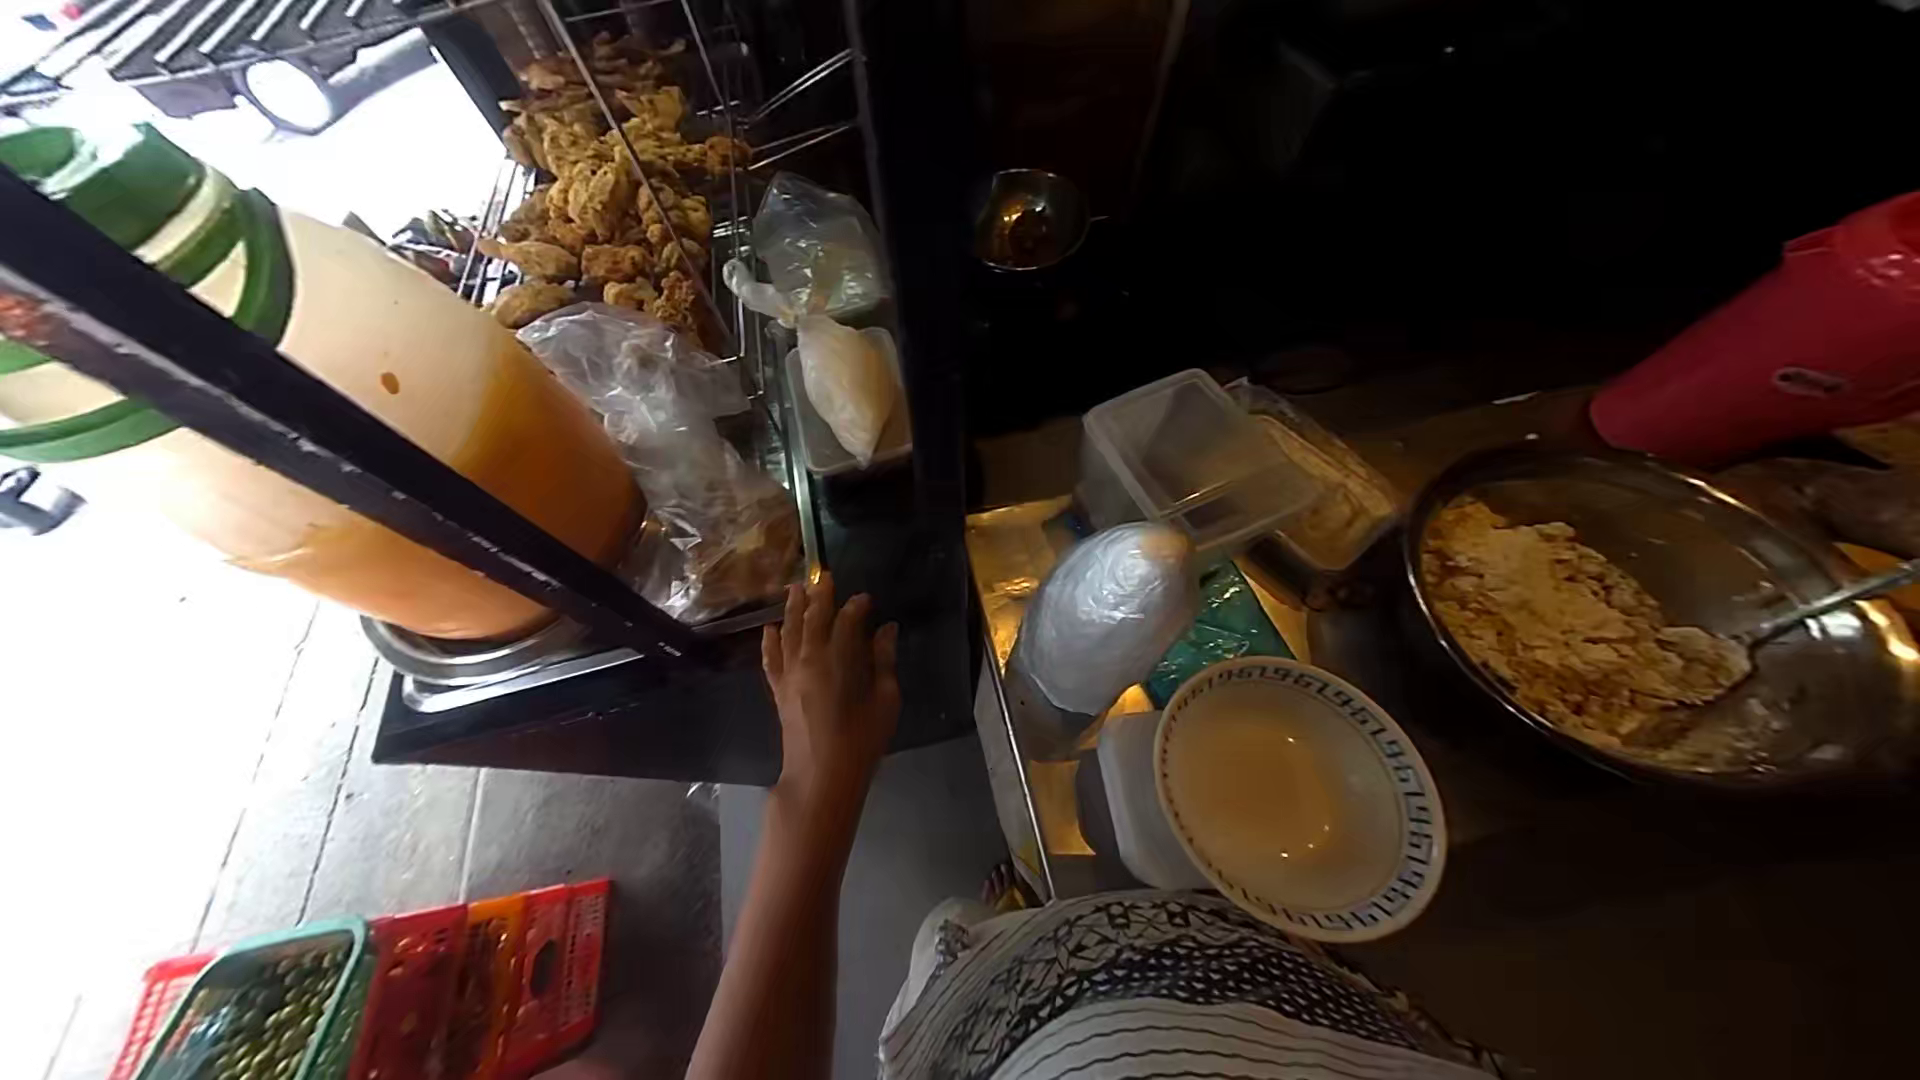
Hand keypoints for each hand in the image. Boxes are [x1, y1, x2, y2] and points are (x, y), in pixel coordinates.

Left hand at [762, 573, 899, 822]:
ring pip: (789, 632)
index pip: (845, 622)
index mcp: (836, 661)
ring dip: (793, 608)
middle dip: (819, 595)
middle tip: (824, 575)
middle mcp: (807, 660)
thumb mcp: (884, 700)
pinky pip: (770, 659)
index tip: (866, 599)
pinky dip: (770, 641)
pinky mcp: (778, 690)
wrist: (821, 777)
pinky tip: (771, 628)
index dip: (856, 607)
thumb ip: (884, 661)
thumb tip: (887, 630)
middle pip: (812, 619)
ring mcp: (789, 675)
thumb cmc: (860, 740)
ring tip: (795, 588)